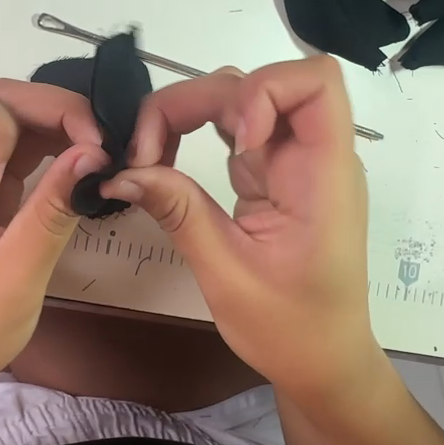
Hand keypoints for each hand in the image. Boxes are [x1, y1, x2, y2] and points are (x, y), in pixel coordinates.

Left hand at [0, 76, 106, 413]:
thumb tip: (95, 154)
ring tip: (96, 151)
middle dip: (42, 109)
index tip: (8, 177)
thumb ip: (52, 211)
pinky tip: (83, 165)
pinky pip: (21, 150)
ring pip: (10, 118)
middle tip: (92, 144)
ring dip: (55, 124)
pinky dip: (54, 148)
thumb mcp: (13, 277)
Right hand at [100, 57, 378, 394]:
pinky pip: (228, 128)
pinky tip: (161, 162)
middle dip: (193, 102)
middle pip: (255, 84)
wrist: (321, 362)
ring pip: (236, 99)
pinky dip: (190, 134)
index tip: (230, 142)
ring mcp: (289, 160)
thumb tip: (120, 172)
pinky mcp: (269, 172)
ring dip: (185, 114)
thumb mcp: (227, 274)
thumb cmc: (291, 329)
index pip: (315, 82)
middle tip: (143, 152)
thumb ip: (179, 212)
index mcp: (323, 173)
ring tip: (144, 157)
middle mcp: (310, 154)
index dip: (265, 90)